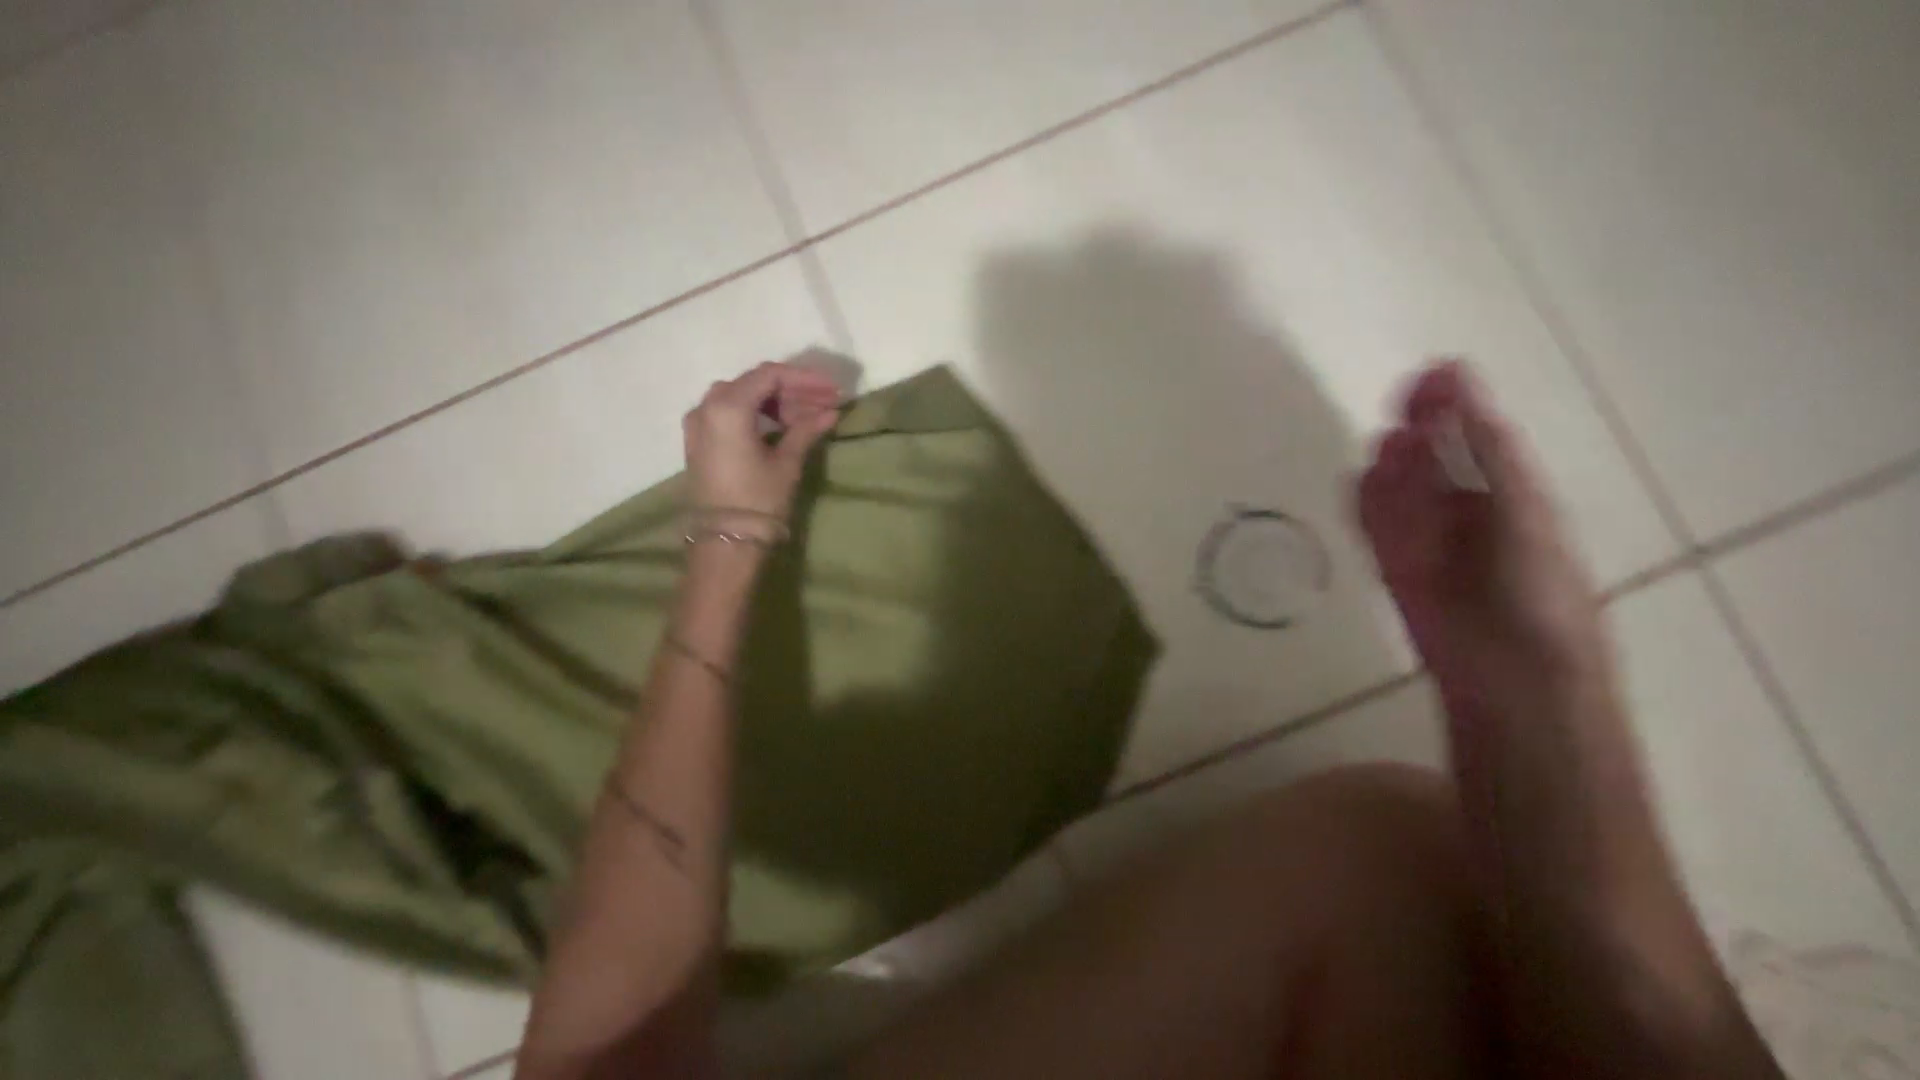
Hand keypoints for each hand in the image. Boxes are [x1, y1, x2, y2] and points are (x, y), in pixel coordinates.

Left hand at [682, 361, 842, 526]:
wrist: (724, 541)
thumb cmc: (758, 500)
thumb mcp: (786, 462)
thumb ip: (806, 429)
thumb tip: (830, 412)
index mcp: (728, 406)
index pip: (770, 375)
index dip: (805, 379)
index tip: (832, 389)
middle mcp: (707, 406)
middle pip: (755, 383)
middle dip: (792, 390)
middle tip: (825, 403)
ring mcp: (698, 423)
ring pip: (742, 396)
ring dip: (775, 402)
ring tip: (808, 417)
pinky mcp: (698, 440)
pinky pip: (728, 412)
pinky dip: (756, 412)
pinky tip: (781, 425)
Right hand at [1357, 361, 1612, 702]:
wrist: (1512, 677)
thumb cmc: (1535, 591)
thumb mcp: (1520, 508)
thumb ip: (1483, 449)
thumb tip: (1453, 375)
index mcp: (1513, 495)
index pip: (1479, 438)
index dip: (1456, 406)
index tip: (1431, 373)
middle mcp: (1471, 513)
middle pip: (1434, 461)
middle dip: (1419, 434)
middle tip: (1401, 411)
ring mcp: (1431, 542)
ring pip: (1401, 491)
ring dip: (1391, 469)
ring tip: (1385, 452)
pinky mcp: (1397, 570)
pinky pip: (1378, 528)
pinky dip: (1368, 505)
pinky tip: (1361, 484)